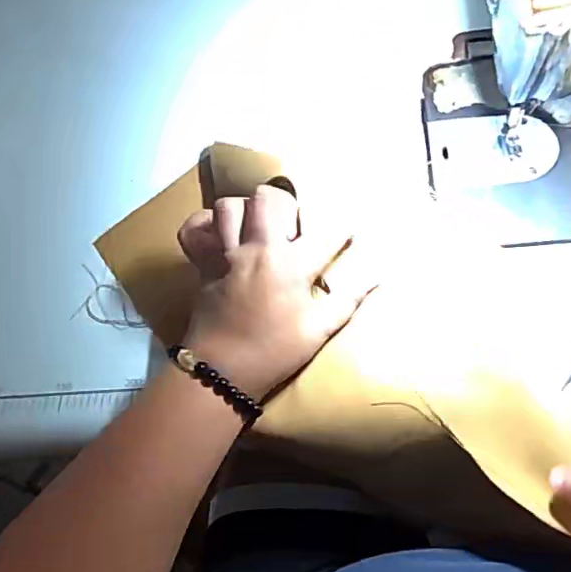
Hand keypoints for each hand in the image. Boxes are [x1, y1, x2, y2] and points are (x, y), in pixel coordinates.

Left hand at [176, 185, 373, 397]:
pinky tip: (220, 235)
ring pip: (230, 207)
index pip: (325, 233)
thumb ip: (347, 300)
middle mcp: (258, 250)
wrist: (221, 372)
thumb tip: (376, 277)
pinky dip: (204, 226)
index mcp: (292, 266)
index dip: (341, 230)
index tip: (346, 235)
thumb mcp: (319, 330)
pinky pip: (195, 231)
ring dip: (245, 210)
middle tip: (290, 223)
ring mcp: (227, 255)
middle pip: (268, 199)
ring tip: (255, 226)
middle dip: (284, 202)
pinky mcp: (203, 266)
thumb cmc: (276, 352)